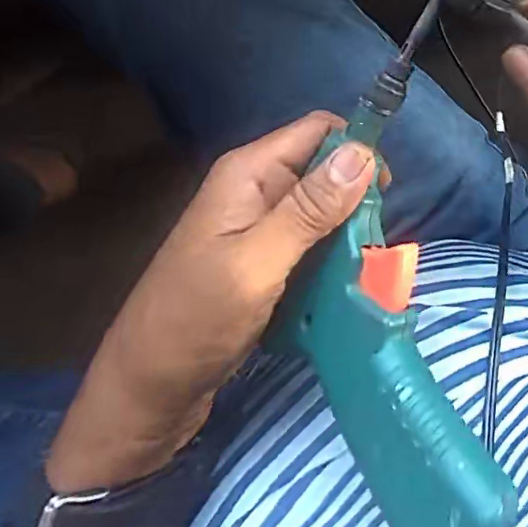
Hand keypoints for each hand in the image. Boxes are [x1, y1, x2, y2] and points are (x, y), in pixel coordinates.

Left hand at [45, 112, 374, 491]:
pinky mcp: (268, 253)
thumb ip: (310, 208)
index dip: (357, 148)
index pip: (320, 130)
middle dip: (358, 195)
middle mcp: (258, 187)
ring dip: (351, 227)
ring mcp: (261, 222)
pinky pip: (317, 235)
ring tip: (365, 261)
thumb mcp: (257, 262)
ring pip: (327, 203)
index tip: (383, 192)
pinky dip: (337, 250)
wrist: (144, 397)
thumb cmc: (194, 322)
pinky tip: (346, 276)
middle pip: (327, 166)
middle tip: (374, 237)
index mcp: (249, 173)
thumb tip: (364, 153)